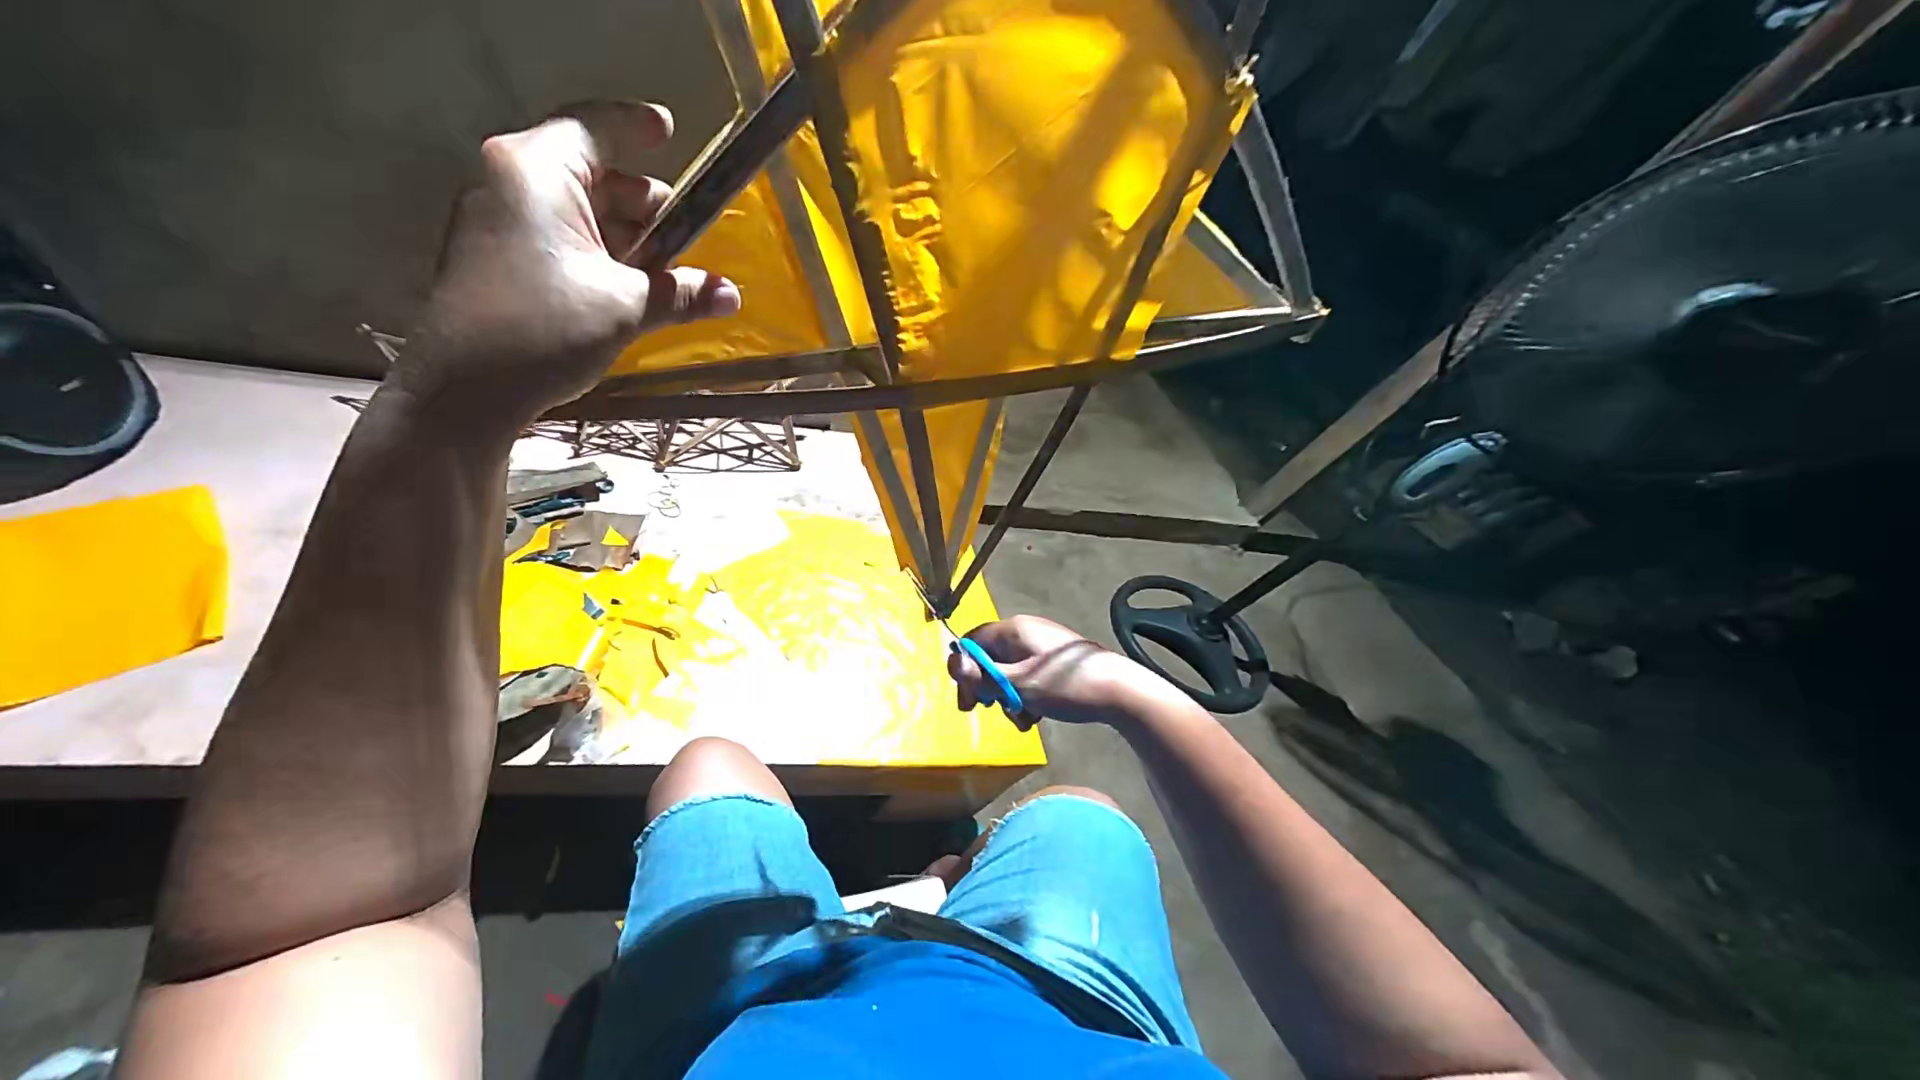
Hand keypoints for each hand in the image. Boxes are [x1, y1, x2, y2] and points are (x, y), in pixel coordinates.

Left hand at [394, 100, 739, 430]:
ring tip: (668, 272)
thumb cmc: (545, 330)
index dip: (638, 127)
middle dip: (645, 203)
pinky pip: (560, 238)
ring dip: (628, 236)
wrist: (466, 391)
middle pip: (593, 174)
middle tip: (688, 234)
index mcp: (537, 171)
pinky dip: (600, 253)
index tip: (672, 133)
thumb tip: (731, 294)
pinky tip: (631, 287)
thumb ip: (680, 293)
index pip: (596, 128)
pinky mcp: (499, 256)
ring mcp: (499, 219)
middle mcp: (511, 181)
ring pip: (579, 211)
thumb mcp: (626, 308)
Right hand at [947, 615, 1180, 727]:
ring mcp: (1042, 645)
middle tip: (987, 710)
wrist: (1119, 692)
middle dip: (987, 687)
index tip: (968, 701)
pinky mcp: (1056, 661)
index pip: (973, 642)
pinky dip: (1026, 695)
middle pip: (990, 658)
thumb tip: (952, 663)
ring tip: (1022, 717)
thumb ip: (982, 677)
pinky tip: (1036, 715)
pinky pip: (1028, 675)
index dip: (964, 671)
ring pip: (1009, 671)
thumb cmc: (1065, 686)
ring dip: (1008, 697)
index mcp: (1013, 630)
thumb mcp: (1017, 685)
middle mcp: (1026, 631)